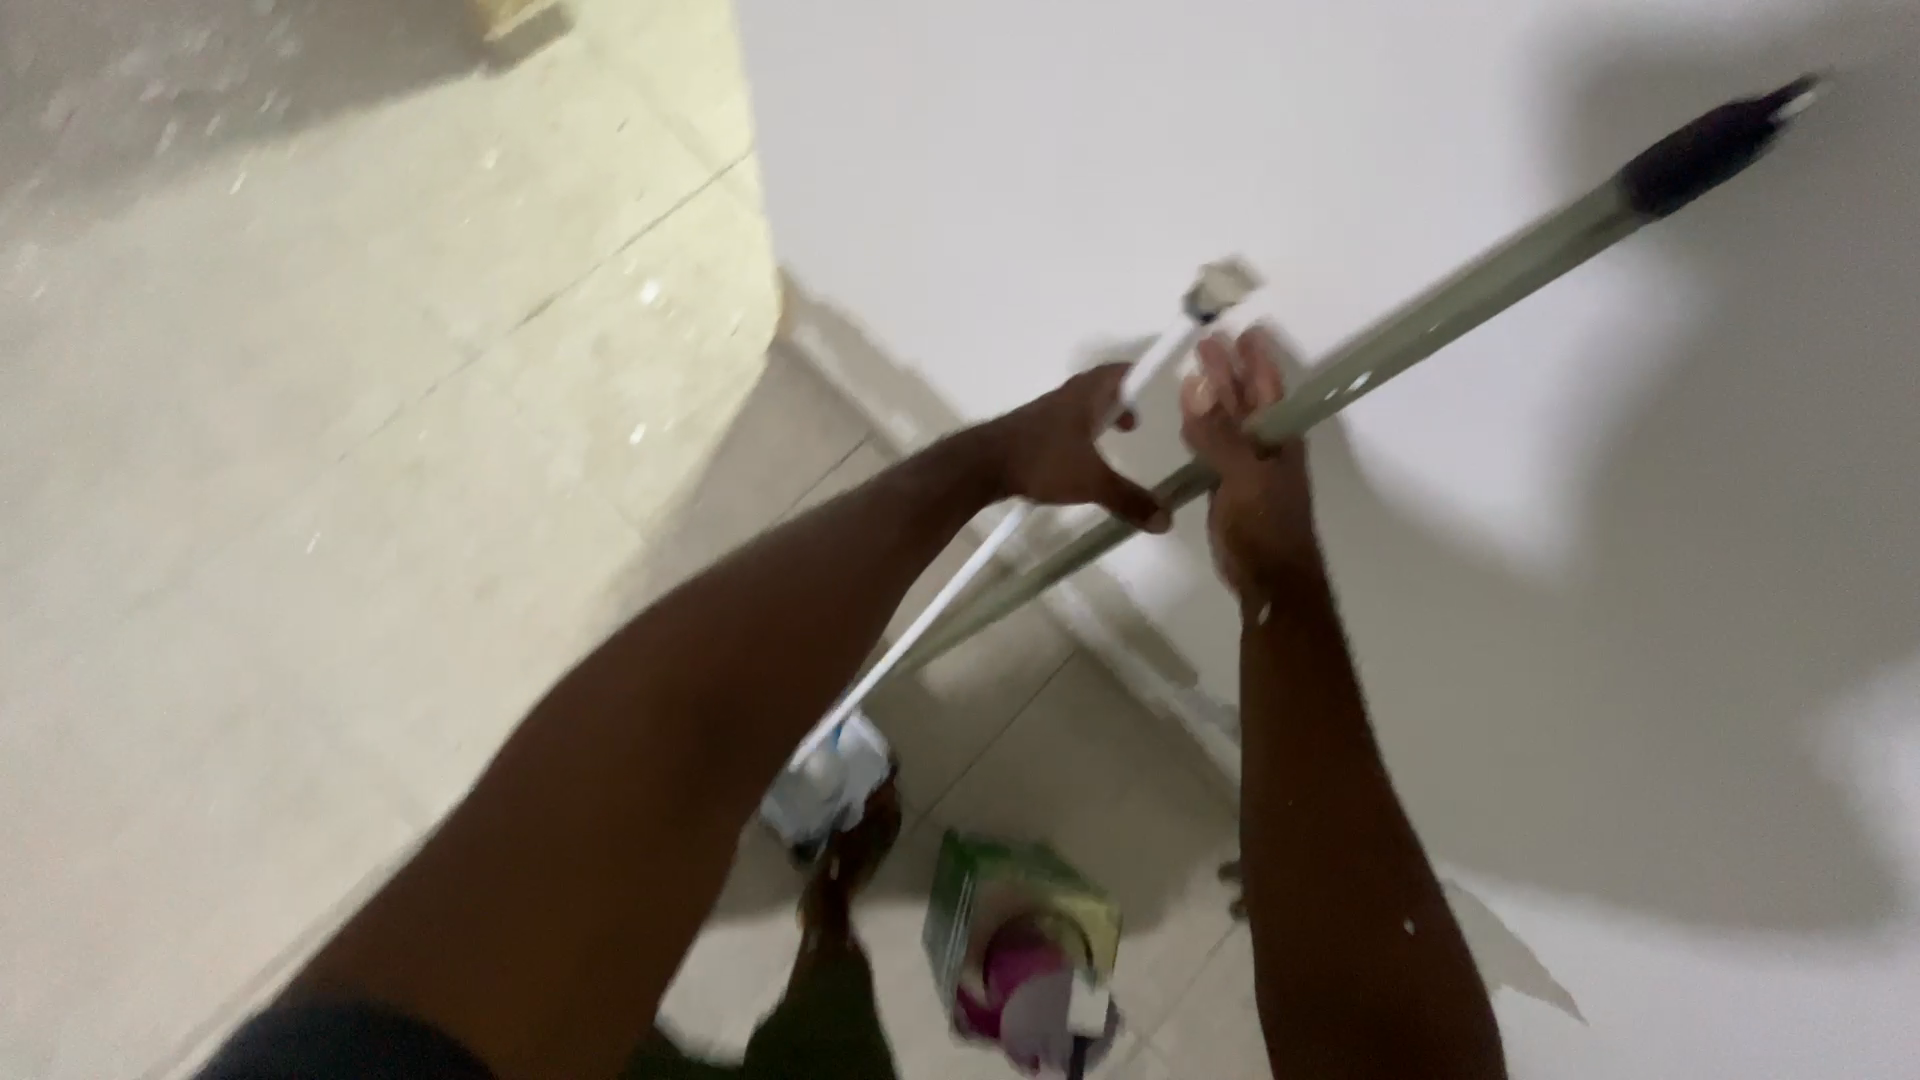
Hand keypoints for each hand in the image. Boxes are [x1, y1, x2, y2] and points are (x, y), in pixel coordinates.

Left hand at [985, 364, 1170, 532]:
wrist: (982, 465)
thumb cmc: (1042, 461)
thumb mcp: (1092, 483)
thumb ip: (1129, 500)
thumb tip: (1167, 520)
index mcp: (1085, 397)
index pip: (1117, 371)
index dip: (1138, 375)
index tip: (1153, 385)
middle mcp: (1064, 398)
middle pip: (1097, 388)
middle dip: (1118, 402)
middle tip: (1132, 424)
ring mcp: (1041, 415)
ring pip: (1076, 409)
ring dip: (1095, 420)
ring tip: (1106, 444)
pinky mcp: (1026, 433)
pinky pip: (1059, 427)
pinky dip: (1074, 437)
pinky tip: (1073, 463)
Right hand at [1180, 325, 1324, 598]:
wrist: (1269, 579)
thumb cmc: (1266, 526)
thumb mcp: (1244, 475)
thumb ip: (1218, 432)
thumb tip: (1195, 383)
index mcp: (1278, 438)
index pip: (1268, 388)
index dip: (1257, 360)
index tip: (1243, 330)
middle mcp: (1266, 447)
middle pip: (1245, 400)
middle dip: (1228, 371)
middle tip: (1208, 342)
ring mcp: (1247, 468)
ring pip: (1228, 423)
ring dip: (1213, 397)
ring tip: (1195, 372)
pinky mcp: (1228, 487)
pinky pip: (1213, 448)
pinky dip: (1201, 430)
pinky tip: (1189, 422)